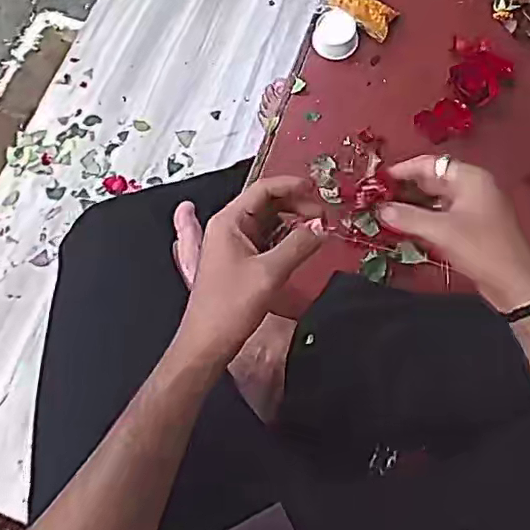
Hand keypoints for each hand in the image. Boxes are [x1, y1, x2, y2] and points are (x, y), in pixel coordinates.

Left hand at [171, 177, 328, 366]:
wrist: (207, 344)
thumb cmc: (230, 307)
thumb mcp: (269, 273)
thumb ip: (299, 245)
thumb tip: (322, 228)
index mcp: (229, 221)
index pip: (263, 189)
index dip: (292, 185)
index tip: (317, 189)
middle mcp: (230, 226)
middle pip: (268, 202)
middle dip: (297, 203)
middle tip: (323, 214)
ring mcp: (235, 243)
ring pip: (270, 220)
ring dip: (294, 219)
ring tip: (318, 226)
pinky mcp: (242, 260)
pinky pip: (268, 238)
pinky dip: (287, 236)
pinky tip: (303, 243)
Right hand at [378, 156, 529, 312]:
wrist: (515, 283)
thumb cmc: (481, 249)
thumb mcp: (442, 232)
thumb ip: (409, 217)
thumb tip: (381, 209)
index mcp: (470, 178)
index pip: (431, 163)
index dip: (404, 169)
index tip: (380, 179)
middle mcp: (473, 186)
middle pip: (433, 179)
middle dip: (406, 188)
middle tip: (377, 197)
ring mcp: (474, 206)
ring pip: (437, 199)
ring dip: (414, 205)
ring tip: (386, 212)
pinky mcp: (472, 225)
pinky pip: (443, 214)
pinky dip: (425, 218)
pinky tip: (406, 227)